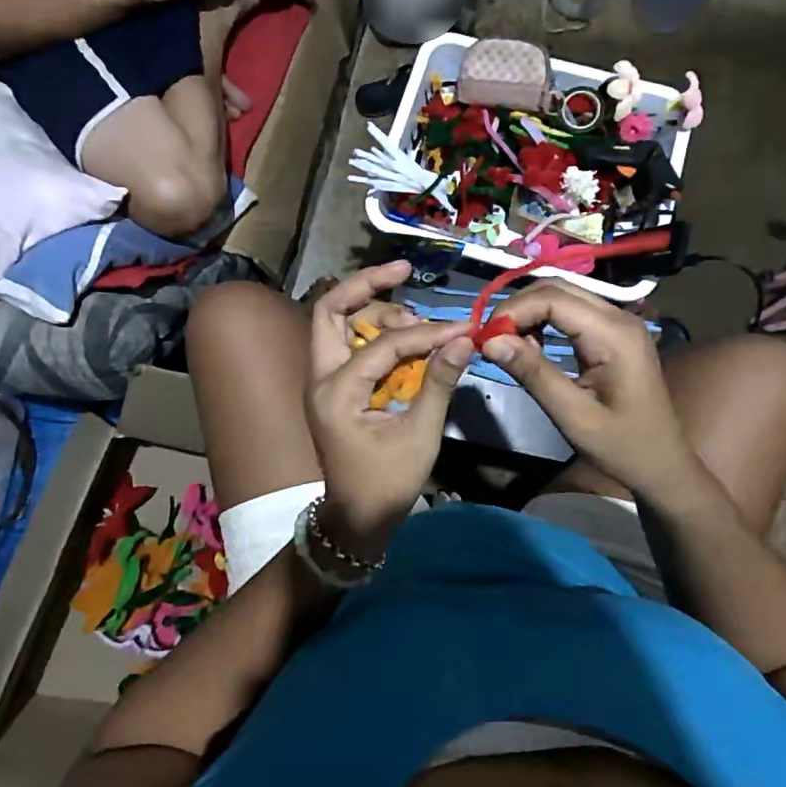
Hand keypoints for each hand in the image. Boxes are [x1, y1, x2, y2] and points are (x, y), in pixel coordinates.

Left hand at [306, 261, 472, 542]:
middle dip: (366, 285)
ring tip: (415, 320)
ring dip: (373, 309)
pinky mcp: (334, 386)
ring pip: (336, 322)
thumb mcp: (419, 435)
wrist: (356, 518)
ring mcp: (323, 380)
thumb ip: (439, 382)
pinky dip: (373, 329)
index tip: (463, 329)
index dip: (427, 333)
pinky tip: (404, 333)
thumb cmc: (386, 483)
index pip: (384, 344)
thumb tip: (465, 340)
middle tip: (403, 268)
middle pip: (330, 309)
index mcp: (335, 392)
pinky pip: (347, 342)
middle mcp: (320, 377)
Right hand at [480, 281, 699, 501]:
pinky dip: (545, 321)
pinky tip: (532, 348)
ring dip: (530, 313)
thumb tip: (490, 342)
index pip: (554, 298)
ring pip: (563, 296)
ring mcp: (619, 322)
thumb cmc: (621, 446)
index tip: (485, 339)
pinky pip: (572, 312)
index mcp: (614, 335)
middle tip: (491, 340)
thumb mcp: (573, 416)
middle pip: (558, 288)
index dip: (514, 311)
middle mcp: (619, 317)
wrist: (661, 463)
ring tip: (508, 346)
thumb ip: (533, 374)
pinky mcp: (614, 332)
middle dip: (519, 308)